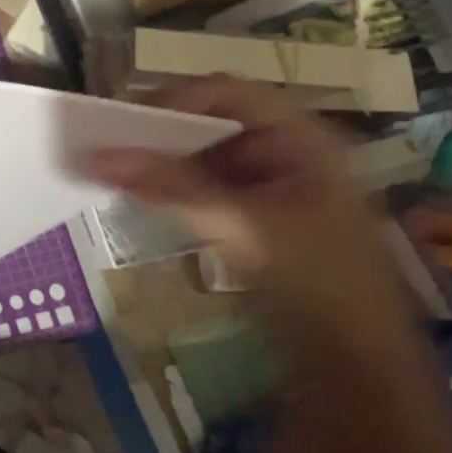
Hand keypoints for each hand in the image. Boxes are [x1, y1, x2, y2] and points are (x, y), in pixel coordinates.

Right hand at [86, 77, 403, 318]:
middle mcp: (283, 151)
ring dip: (155, 159)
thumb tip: (93, 155)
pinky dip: (165, 185)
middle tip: (103, 145)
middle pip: (208, 120)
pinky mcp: (248, 215)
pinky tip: (133, 196)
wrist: (358, 359)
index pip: (225, 92)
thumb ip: (167, 185)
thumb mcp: (238, 225)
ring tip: (109, 171)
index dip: (173, 100)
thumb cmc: (315, 280)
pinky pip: (198, 184)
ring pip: (198, 153)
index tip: (121, 124)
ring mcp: (267, 184)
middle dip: (156, 131)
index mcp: (299, 138)